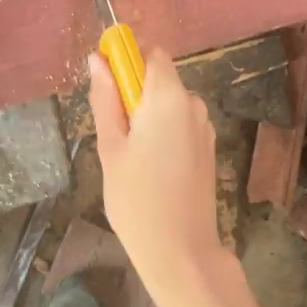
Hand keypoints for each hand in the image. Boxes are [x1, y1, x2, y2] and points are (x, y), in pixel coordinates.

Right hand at [89, 48, 231, 304]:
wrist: (182, 253)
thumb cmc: (137, 200)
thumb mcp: (110, 148)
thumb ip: (105, 99)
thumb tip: (97, 59)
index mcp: (168, 97)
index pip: (150, 53)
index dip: (126, 61)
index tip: (106, 86)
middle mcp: (192, 103)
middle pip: (159, 78)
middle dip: (134, 94)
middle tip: (114, 134)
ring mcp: (204, 126)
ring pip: (169, 102)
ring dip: (147, 115)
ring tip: (130, 157)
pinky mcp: (208, 147)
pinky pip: (180, 123)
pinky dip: (163, 132)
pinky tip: (151, 167)